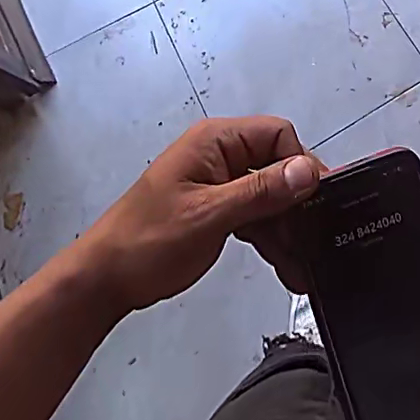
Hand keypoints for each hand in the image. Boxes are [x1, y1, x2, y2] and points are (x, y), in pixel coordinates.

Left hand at [77, 116, 321, 314]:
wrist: (101, 284)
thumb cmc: (148, 241)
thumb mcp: (210, 215)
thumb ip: (262, 191)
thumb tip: (309, 171)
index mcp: (217, 140)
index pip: (277, 135)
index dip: (300, 164)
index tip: (318, 199)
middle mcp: (222, 154)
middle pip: (278, 166)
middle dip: (296, 203)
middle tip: (316, 238)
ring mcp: (221, 183)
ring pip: (271, 196)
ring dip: (287, 228)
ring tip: (306, 263)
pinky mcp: (220, 209)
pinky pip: (257, 216)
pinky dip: (272, 238)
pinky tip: (289, 265)